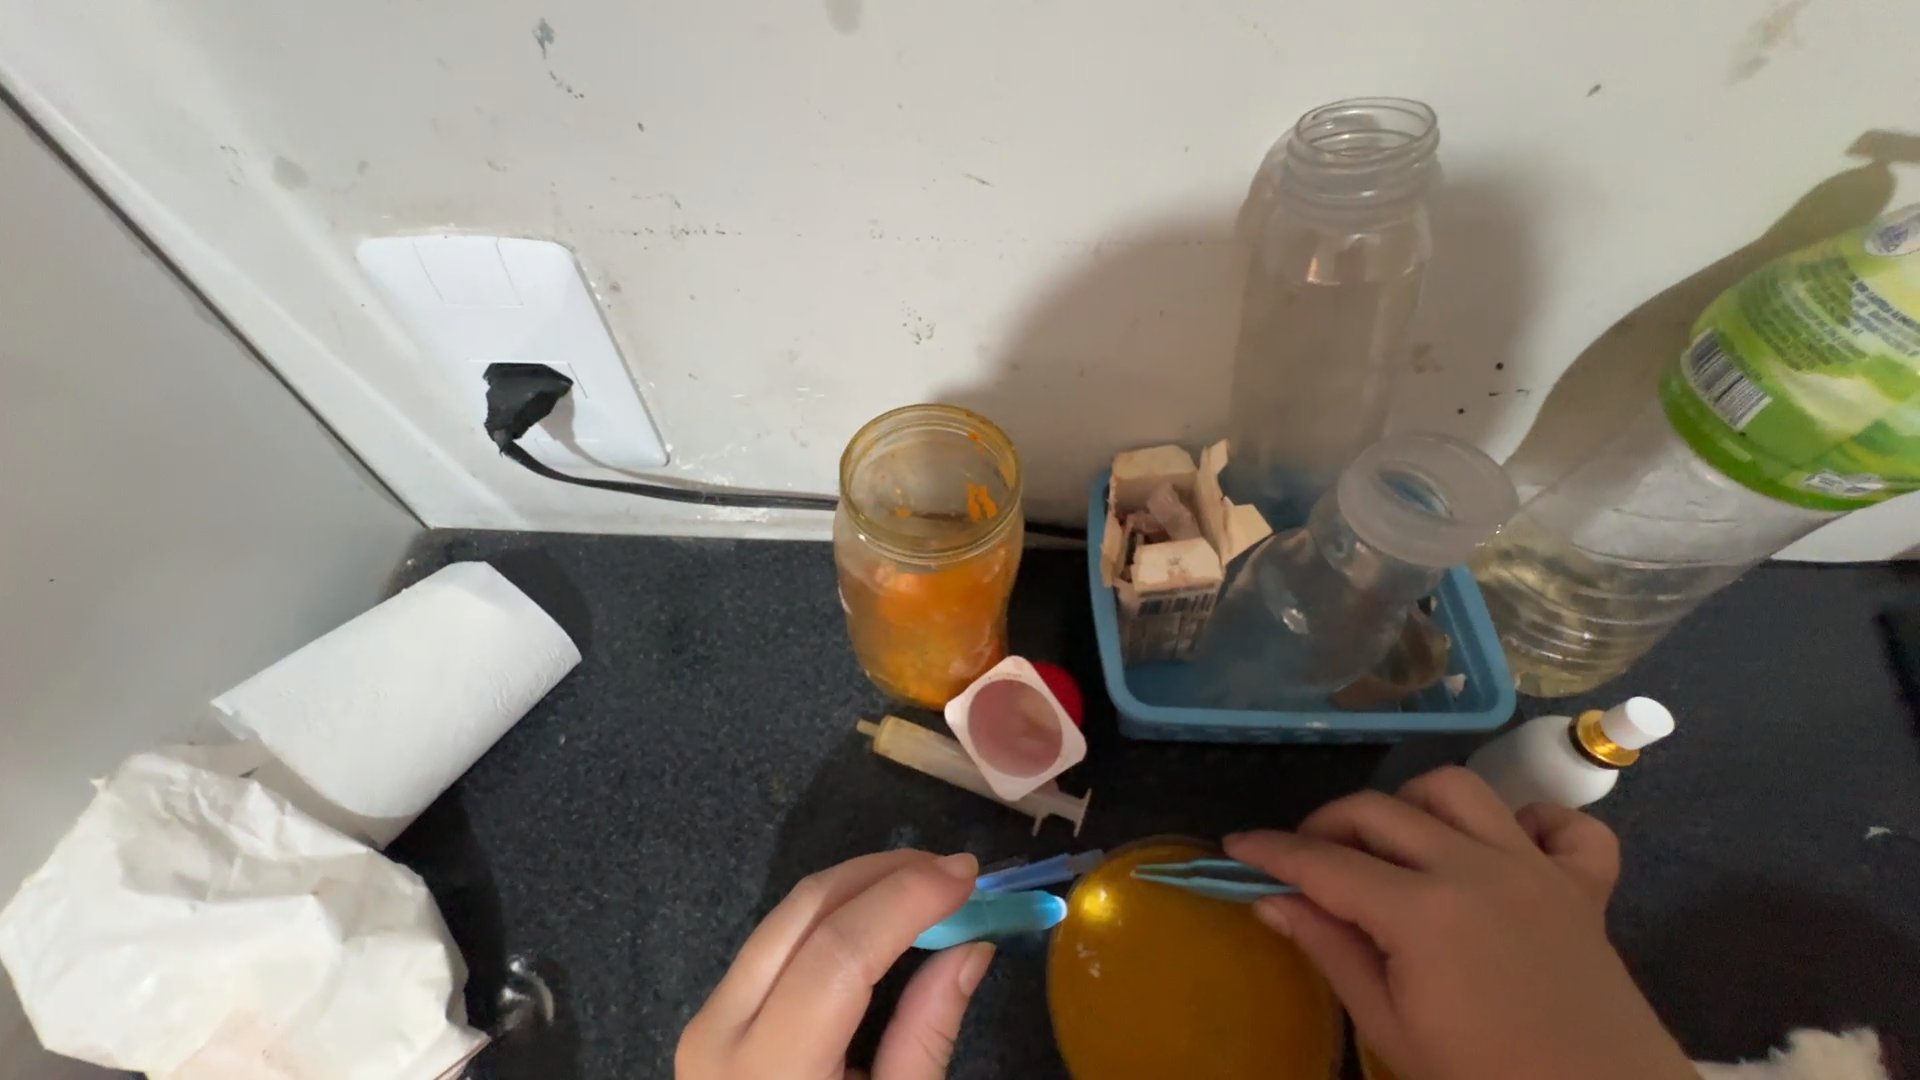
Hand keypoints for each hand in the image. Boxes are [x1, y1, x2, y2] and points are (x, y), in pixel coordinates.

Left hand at [677, 850, 993, 1079]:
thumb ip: (926, 1033)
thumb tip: (972, 946)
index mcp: (768, 1074)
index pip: (839, 952)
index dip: (906, 899)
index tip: (967, 875)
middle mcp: (721, 1029)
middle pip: (810, 909)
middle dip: (889, 873)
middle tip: (954, 870)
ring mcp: (710, 1015)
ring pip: (792, 909)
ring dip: (865, 881)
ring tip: (927, 881)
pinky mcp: (716, 1010)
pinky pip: (782, 932)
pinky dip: (838, 907)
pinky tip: (881, 909)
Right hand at [1226, 766, 1693, 1079]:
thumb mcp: (1389, 1028)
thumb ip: (1329, 949)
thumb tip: (1270, 898)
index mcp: (1421, 912)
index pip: (1322, 862)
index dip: (1270, 850)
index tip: (1236, 846)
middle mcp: (1474, 868)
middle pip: (1375, 810)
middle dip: (1325, 825)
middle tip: (1307, 861)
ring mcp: (1534, 871)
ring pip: (1455, 789)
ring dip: (1411, 804)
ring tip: (1395, 845)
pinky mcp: (1585, 889)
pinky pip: (1565, 827)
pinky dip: (1531, 823)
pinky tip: (1503, 849)